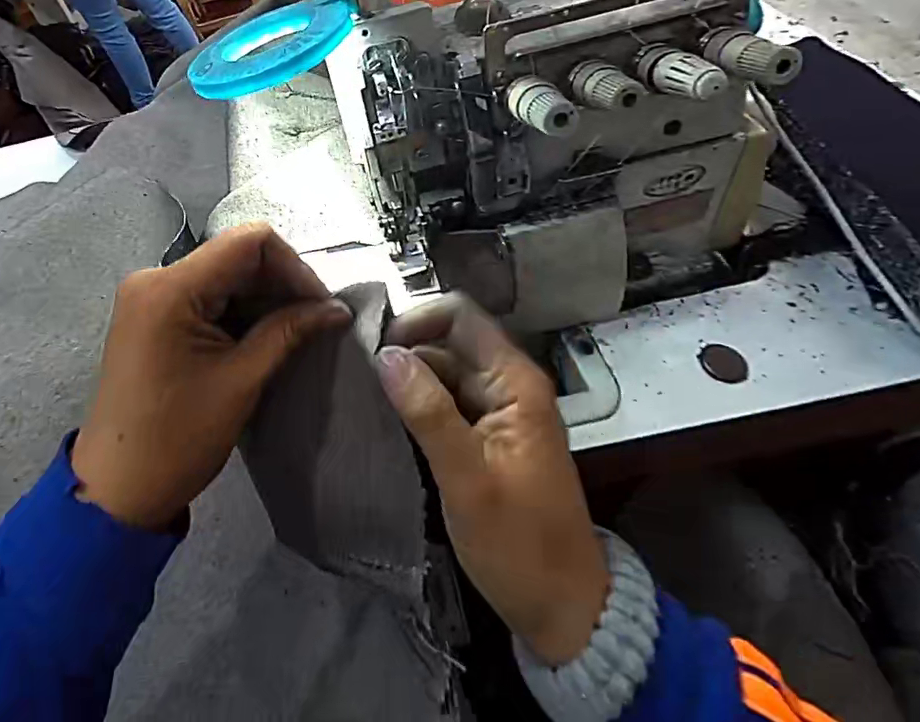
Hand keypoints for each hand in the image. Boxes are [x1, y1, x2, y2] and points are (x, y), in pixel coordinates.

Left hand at [71, 224, 351, 530]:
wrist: (116, 491)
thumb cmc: (178, 438)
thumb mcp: (243, 379)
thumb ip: (290, 330)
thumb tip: (339, 308)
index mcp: (170, 288)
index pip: (250, 242)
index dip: (294, 266)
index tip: (320, 303)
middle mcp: (155, 278)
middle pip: (239, 255)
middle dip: (283, 283)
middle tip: (316, 319)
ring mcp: (151, 296)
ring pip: (228, 274)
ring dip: (266, 298)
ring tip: (297, 330)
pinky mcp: (154, 315)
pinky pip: (210, 294)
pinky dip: (243, 309)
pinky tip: (266, 335)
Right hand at [376, 294, 608, 664]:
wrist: (562, 601)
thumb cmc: (520, 543)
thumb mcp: (467, 478)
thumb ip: (428, 412)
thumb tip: (386, 355)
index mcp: (516, 381)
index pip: (462, 317)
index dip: (417, 322)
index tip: (375, 351)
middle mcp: (509, 383)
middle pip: (451, 343)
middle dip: (407, 354)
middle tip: (357, 380)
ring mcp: (500, 409)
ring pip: (447, 373)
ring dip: (411, 381)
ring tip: (364, 400)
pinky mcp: (490, 435)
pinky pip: (451, 403)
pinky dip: (422, 406)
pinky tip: (389, 421)